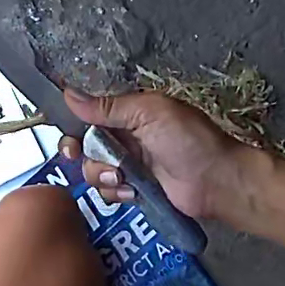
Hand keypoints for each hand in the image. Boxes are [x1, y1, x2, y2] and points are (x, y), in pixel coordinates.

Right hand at [61, 89, 258, 220]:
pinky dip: (116, 192)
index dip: (73, 124)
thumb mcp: (150, 113)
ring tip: (123, 177)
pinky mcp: (134, 191)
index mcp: (128, 114)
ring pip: (93, 170)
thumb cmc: (189, 139)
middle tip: (79, 155)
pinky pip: (108, 192)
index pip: (89, 116)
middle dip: (79, 152)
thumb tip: (69, 93)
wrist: (217, 180)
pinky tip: (133, 191)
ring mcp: (129, 166)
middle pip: (83, 145)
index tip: (67, 134)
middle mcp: (125, 138)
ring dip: (101, 174)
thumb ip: (109, 107)